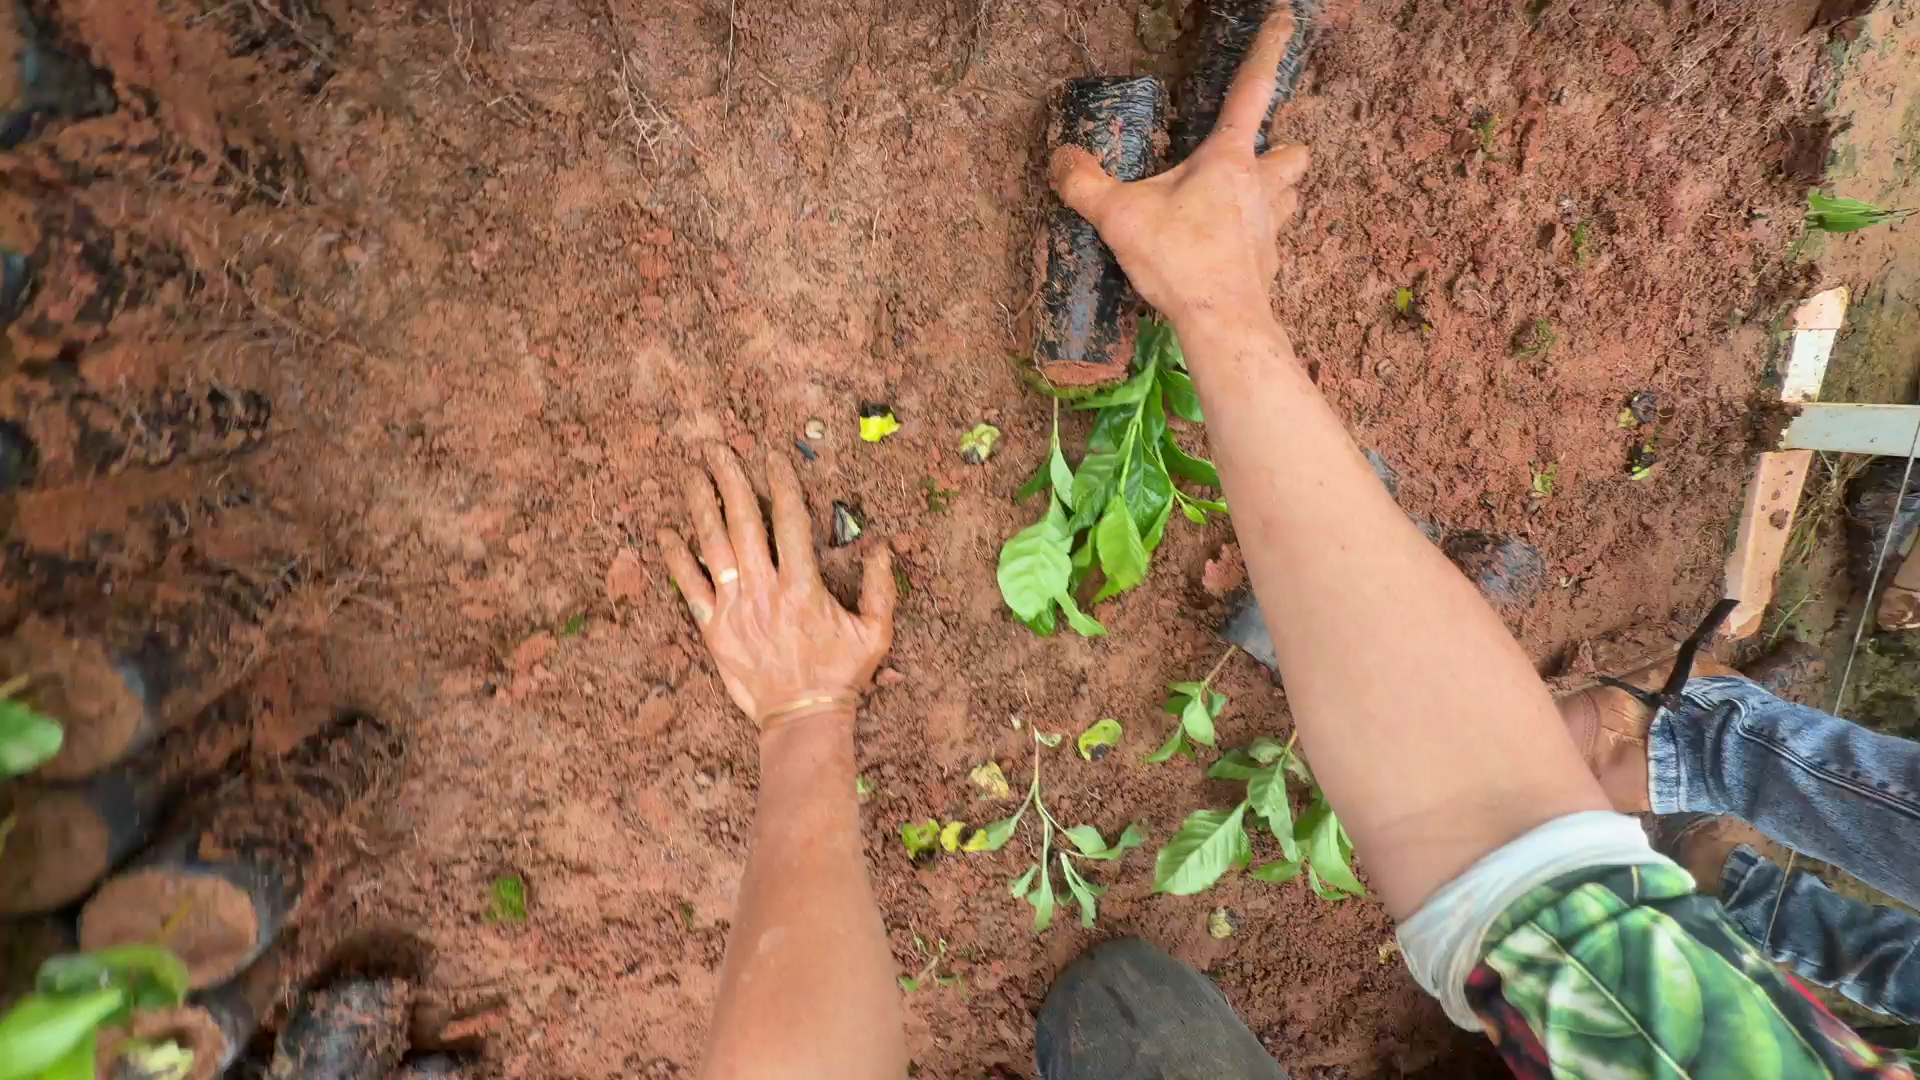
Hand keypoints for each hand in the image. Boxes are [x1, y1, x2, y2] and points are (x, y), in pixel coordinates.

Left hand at [657, 445, 895, 731]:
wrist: (802, 718)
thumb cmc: (841, 673)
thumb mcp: (876, 632)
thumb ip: (880, 588)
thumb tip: (882, 547)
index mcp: (803, 586)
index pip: (789, 520)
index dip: (781, 483)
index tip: (771, 456)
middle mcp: (765, 589)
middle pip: (743, 522)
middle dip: (729, 479)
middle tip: (716, 447)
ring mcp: (735, 608)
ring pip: (713, 546)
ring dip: (700, 505)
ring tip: (691, 473)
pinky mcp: (713, 630)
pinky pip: (690, 588)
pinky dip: (676, 559)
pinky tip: (665, 533)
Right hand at [1048, 9, 1308, 329]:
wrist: (1220, 321)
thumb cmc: (1179, 260)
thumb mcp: (1120, 218)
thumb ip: (1085, 185)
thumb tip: (1060, 159)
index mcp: (1227, 159)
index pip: (1253, 89)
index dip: (1268, 49)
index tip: (1283, 18)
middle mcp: (1259, 186)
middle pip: (1293, 153)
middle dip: (1279, 152)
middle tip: (1251, 163)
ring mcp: (1270, 228)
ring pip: (1291, 195)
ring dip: (1275, 194)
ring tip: (1243, 207)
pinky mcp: (1267, 265)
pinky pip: (1271, 243)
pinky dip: (1255, 243)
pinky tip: (1229, 256)